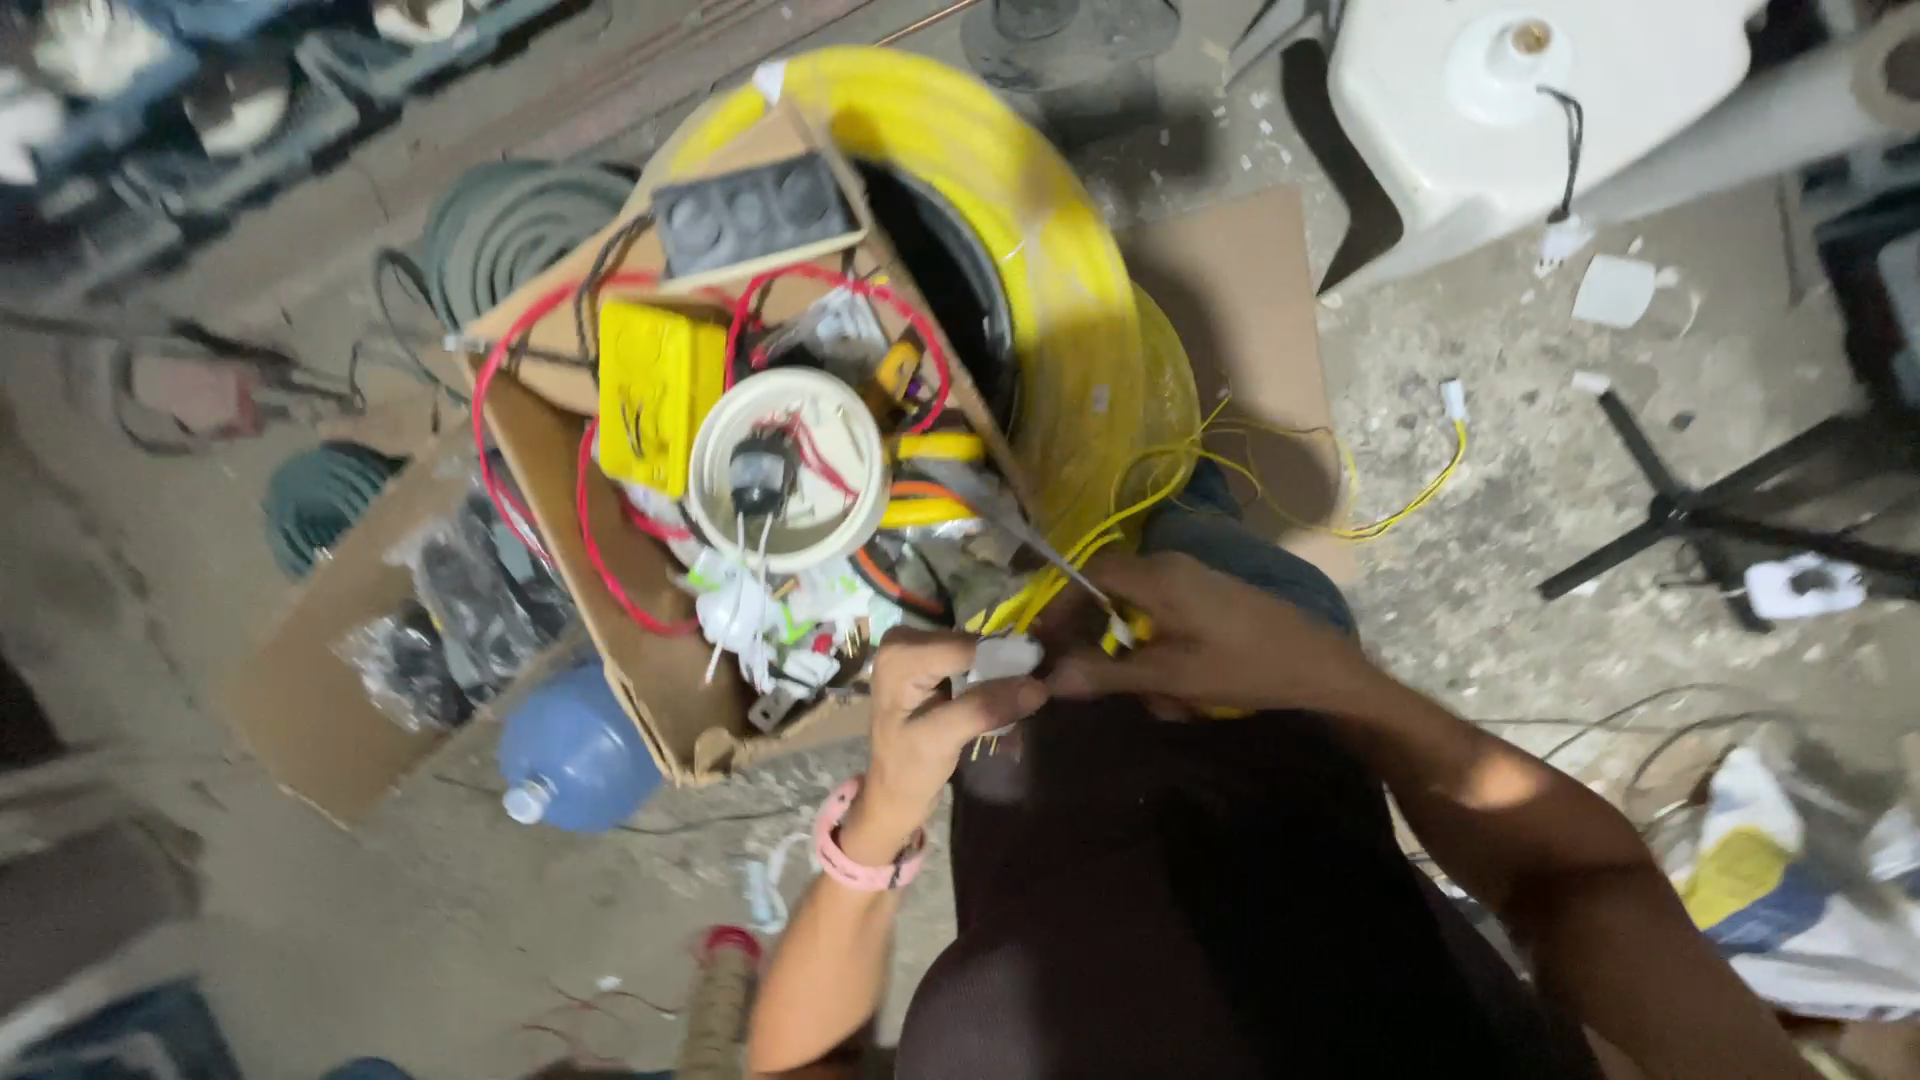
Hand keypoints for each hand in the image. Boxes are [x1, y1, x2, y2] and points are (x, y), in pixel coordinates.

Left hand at [845, 628, 1047, 859]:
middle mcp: (903, 639)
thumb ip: (984, 709)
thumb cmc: (908, 768)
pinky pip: (968, 655)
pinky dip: (988, 672)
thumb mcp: (942, 740)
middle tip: (1034, 688)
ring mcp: (914, 646)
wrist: (892, 787)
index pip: (968, 647)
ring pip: (974, 646)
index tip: (1041, 680)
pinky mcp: (925, 656)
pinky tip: (1000, 691)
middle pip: (971, 642)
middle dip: (1004, 663)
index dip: (1007, 660)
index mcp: (900, 654)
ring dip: (1000, 668)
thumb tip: (1037, 686)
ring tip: (1022, 691)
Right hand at [1046, 551, 1386, 715]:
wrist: (1323, 666)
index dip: (1062, 603)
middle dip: (1104, 642)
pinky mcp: (1208, 597)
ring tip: (1161, 702)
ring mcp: (1192, 580)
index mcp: (1158, 576)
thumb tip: (1049, 678)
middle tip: (1095, 679)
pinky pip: (1164, 619)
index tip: (1046, 640)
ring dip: (1137, 658)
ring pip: (1138, 614)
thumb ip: (1107, 673)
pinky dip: (1161, 654)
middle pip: (1110, 593)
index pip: (1089, 572)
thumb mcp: (1170, 676)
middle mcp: (1171, 566)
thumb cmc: (1245, 667)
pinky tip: (1183, 694)